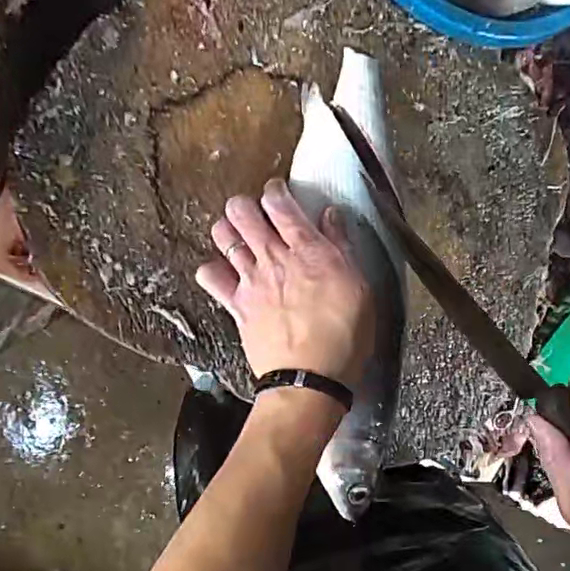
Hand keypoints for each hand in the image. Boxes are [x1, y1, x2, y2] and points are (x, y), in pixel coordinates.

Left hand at [195, 180, 373, 384]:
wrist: (312, 379)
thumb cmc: (346, 337)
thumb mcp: (361, 289)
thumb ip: (343, 248)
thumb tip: (331, 217)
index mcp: (308, 250)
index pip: (280, 202)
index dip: (277, 191)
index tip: (281, 195)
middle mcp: (274, 258)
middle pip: (241, 210)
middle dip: (247, 205)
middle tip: (260, 217)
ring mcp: (250, 281)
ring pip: (222, 234)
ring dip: (229, 230)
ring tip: (242, 240)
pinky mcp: (236, 306)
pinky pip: (209, 275)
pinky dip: (213, 269)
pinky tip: (226, 274)